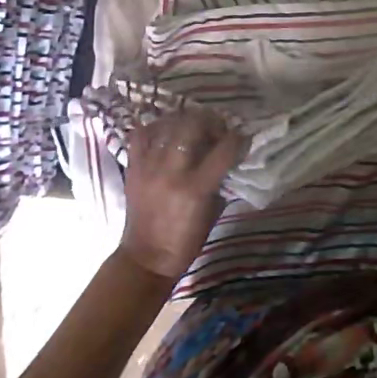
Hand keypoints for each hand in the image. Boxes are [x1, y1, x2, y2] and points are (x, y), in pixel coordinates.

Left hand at [119, 111, 245, 279]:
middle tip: (216, 127)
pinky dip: (154, 127)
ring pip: (167, 124)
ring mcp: (149, 167)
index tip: (243, 135)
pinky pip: (140, 134)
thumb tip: (231, 157)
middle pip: (192, 125)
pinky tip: (166, 130)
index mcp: (195, 188)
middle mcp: (171, 171)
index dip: (238, 138)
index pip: (224, 149)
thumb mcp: (214, 211)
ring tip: (192, 125)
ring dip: (185, 119)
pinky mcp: (133, 167)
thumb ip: (222, 181)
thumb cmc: (186, 240)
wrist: (146, 258)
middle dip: (210, 120)